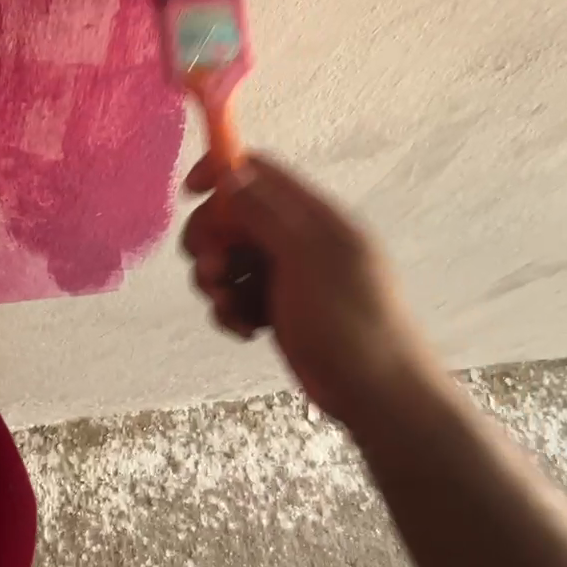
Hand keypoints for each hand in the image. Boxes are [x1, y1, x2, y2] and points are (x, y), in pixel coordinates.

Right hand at [180, 153, 441, 426]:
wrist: (378, 396)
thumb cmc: (349, 322)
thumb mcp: (306, 258)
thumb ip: (265, 213)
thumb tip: (229, 174)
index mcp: (311, 216)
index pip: (257, 170)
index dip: (219, 173)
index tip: (189, 195)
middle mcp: (295, 238)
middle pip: (231, 216)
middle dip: (210, 241)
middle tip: (212, 271)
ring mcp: (285, 274)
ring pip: (228, 259)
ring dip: (216, 281)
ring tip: (228, 308)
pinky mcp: (275, 307)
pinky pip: (235, 294)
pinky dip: (230, 309)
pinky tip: (245, 330)